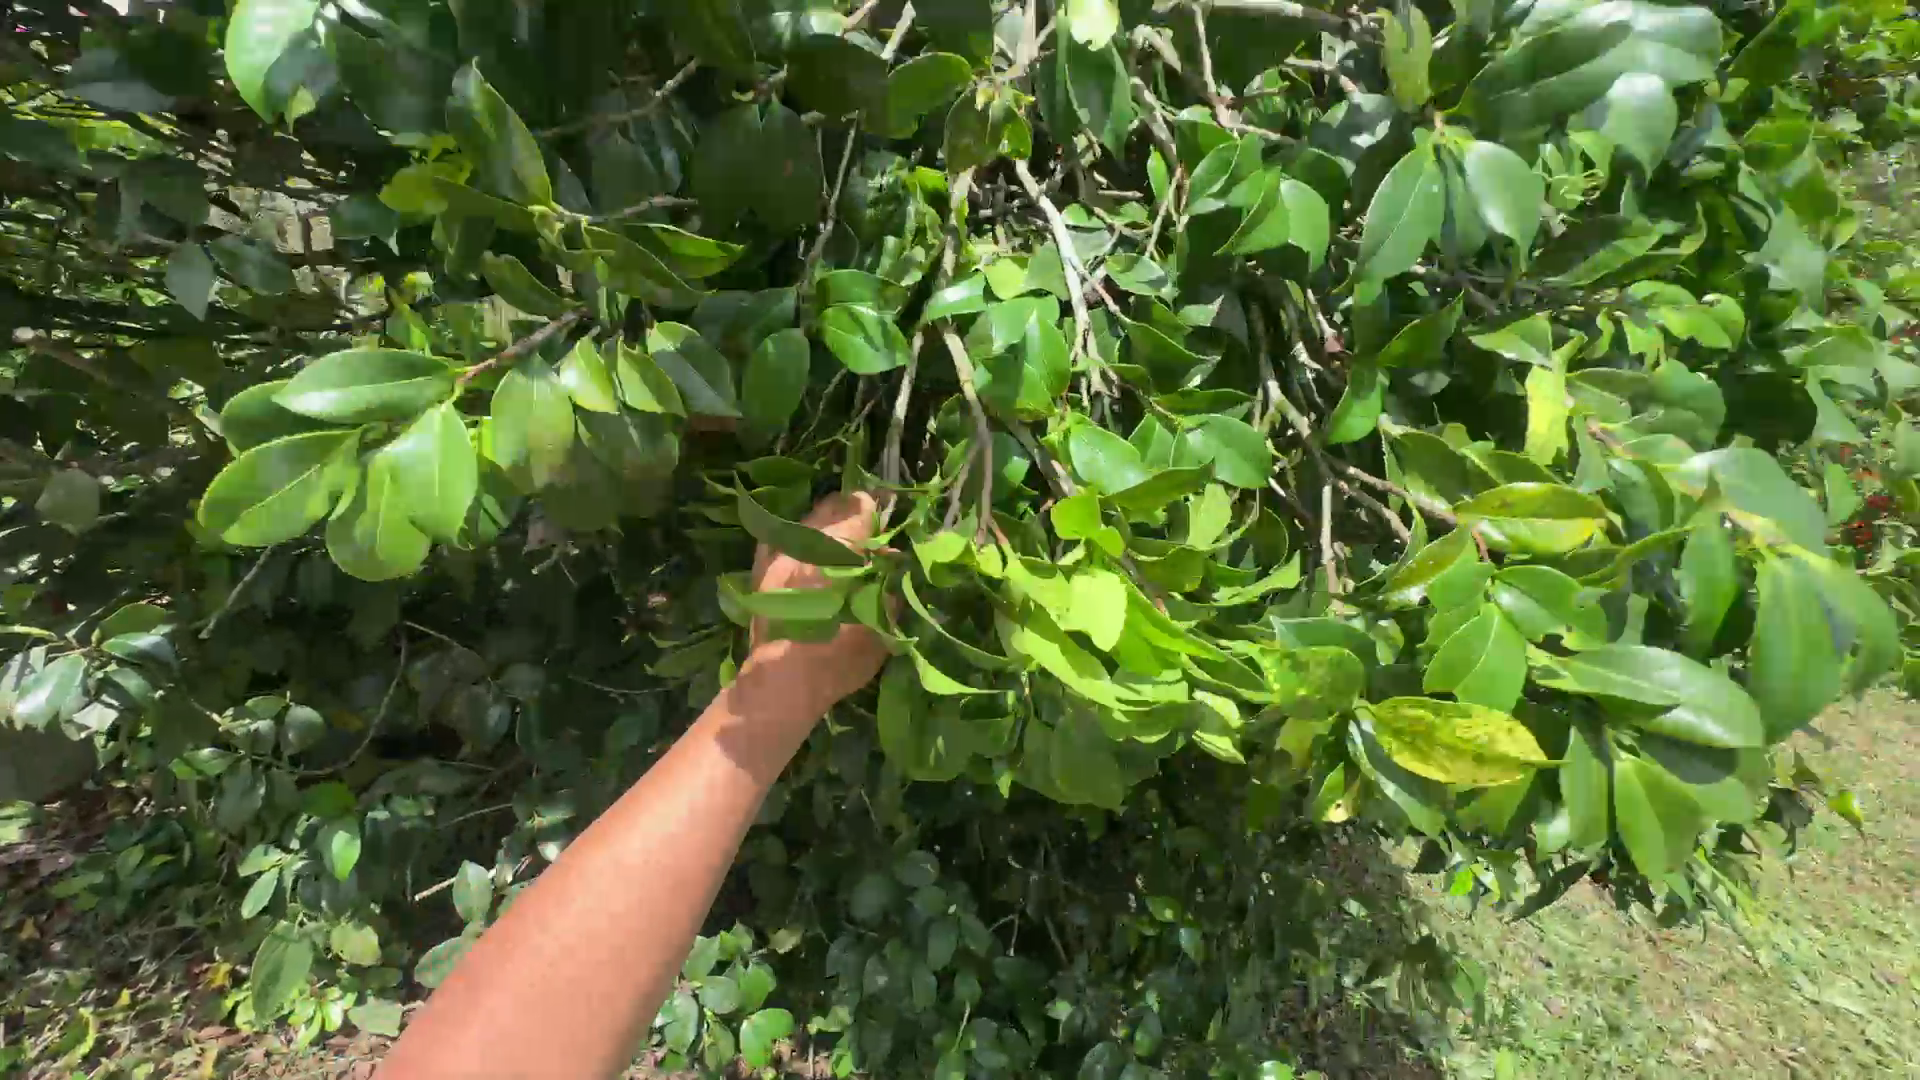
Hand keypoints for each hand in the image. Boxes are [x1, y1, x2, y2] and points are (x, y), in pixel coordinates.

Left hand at [743, 491, 888, 711]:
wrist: (784, 682)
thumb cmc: (841, 654)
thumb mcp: (882, 622)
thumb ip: (889, 584)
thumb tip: (891, 560)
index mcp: (839, 546)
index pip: (860, 506)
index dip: (877, 509)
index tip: (887, 517)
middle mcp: (805, 540)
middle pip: (832, 506)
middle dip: (851, 514)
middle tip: (865, 533)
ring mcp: (778, 553)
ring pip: (806, 521)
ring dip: (824, 527)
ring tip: (836, 546)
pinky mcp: (760, 571)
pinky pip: (779, 540)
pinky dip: (796, 541)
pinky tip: (804, 553)